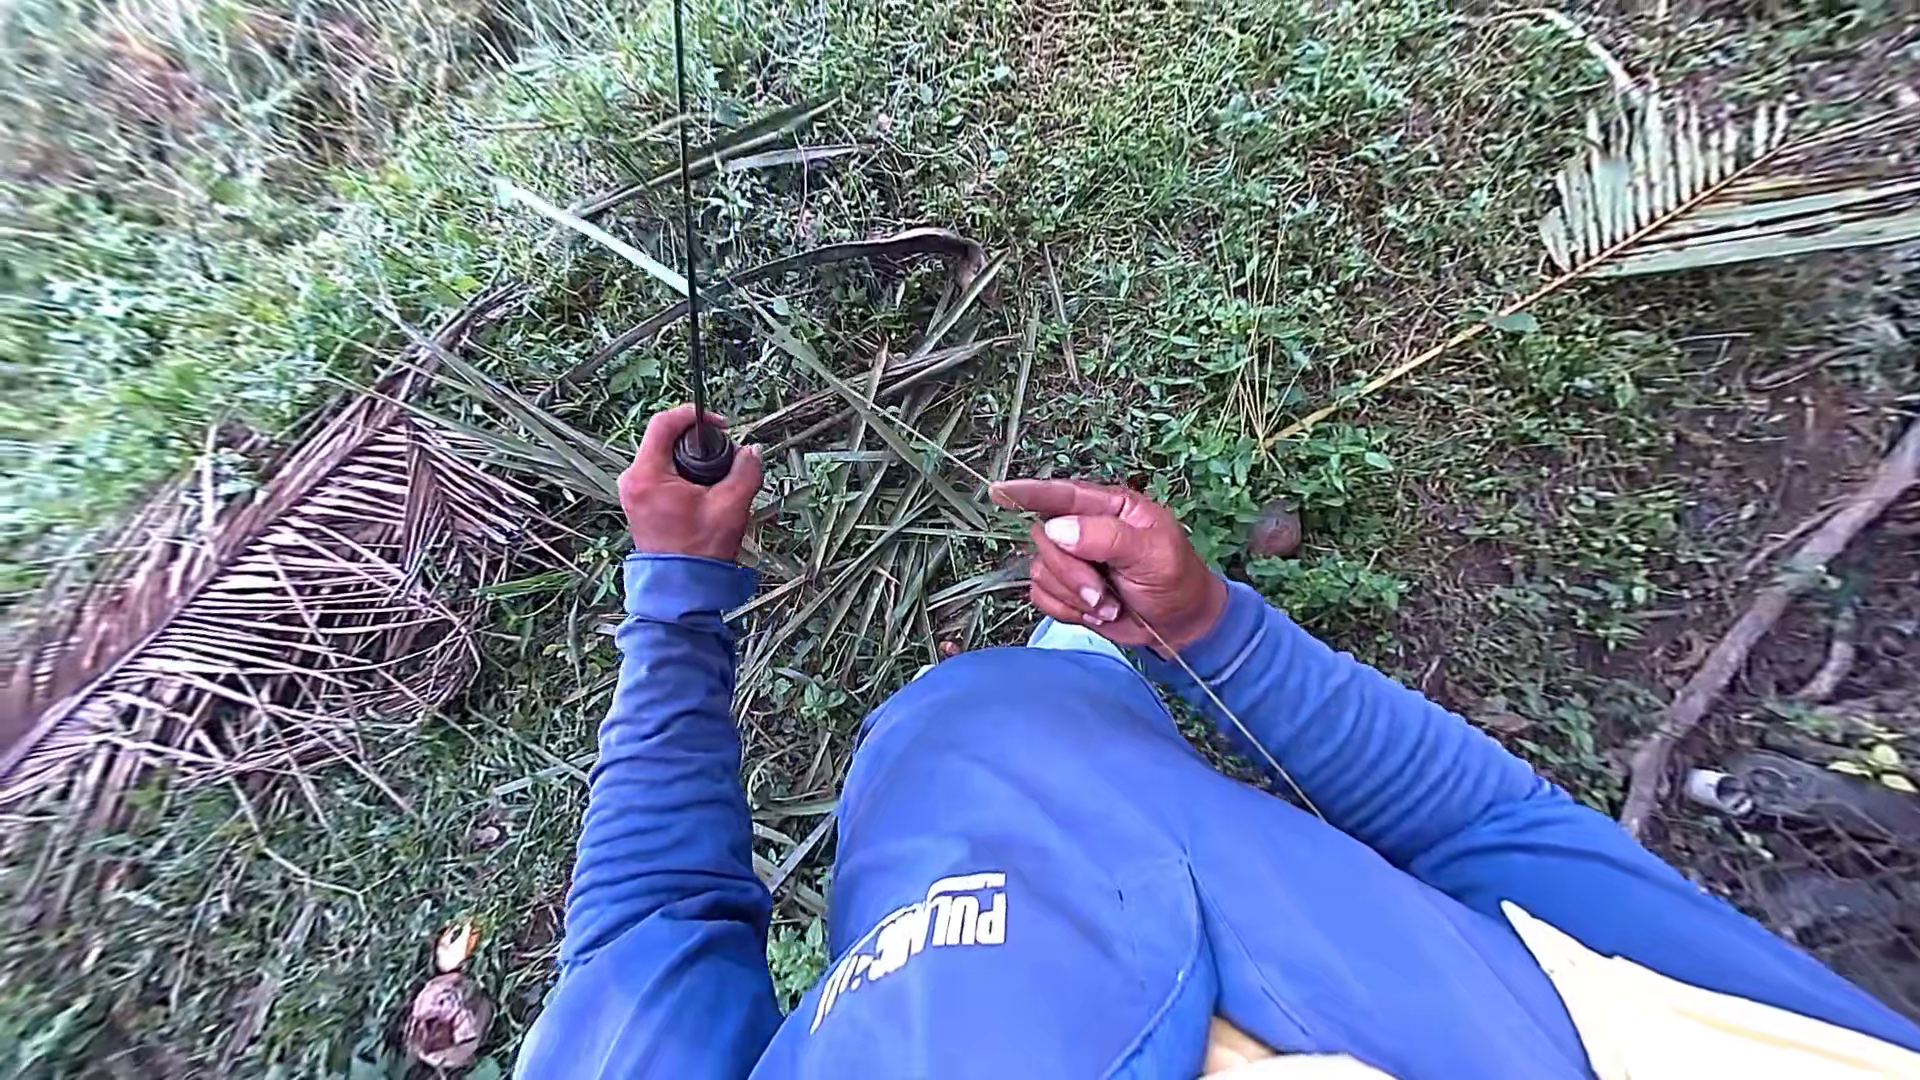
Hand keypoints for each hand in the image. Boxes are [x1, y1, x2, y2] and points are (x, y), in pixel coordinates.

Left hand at [619, 404, 763, 561]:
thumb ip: (746, 472)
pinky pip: (663, 473)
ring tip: (720, 473)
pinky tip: (706, 487)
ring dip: (693, 458)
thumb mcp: (731, 506)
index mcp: (646, 475)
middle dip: (698, 441)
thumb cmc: (700, 550)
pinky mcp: (642, 502)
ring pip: (665, 456)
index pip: (663, 424)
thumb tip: (752, 451)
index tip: (720, 424)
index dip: (694, 416)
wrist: (684, 585)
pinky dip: (685, 473)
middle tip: (725, 453)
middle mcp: (633, 480)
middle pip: (665, 440)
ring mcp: (634, 492)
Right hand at [990, 479, 1226, 656]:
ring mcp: (1070, 560)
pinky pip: (1040, 596)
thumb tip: (1056, 529)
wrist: (1180, 627)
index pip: (1060, 494)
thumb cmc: (1176, 582)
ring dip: (1073, 596)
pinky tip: (1094, 613)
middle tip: (1104, 594)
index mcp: (1108, 508)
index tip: (998, 491)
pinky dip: (1066, 610)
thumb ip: (1107, 537)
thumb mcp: (1154, 554)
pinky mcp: (1063, 590)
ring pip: (1040, 571)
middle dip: (1072, 573)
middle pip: (1045, 539)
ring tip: (1109, 605)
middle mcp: (1082, 529)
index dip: (1027, 492)